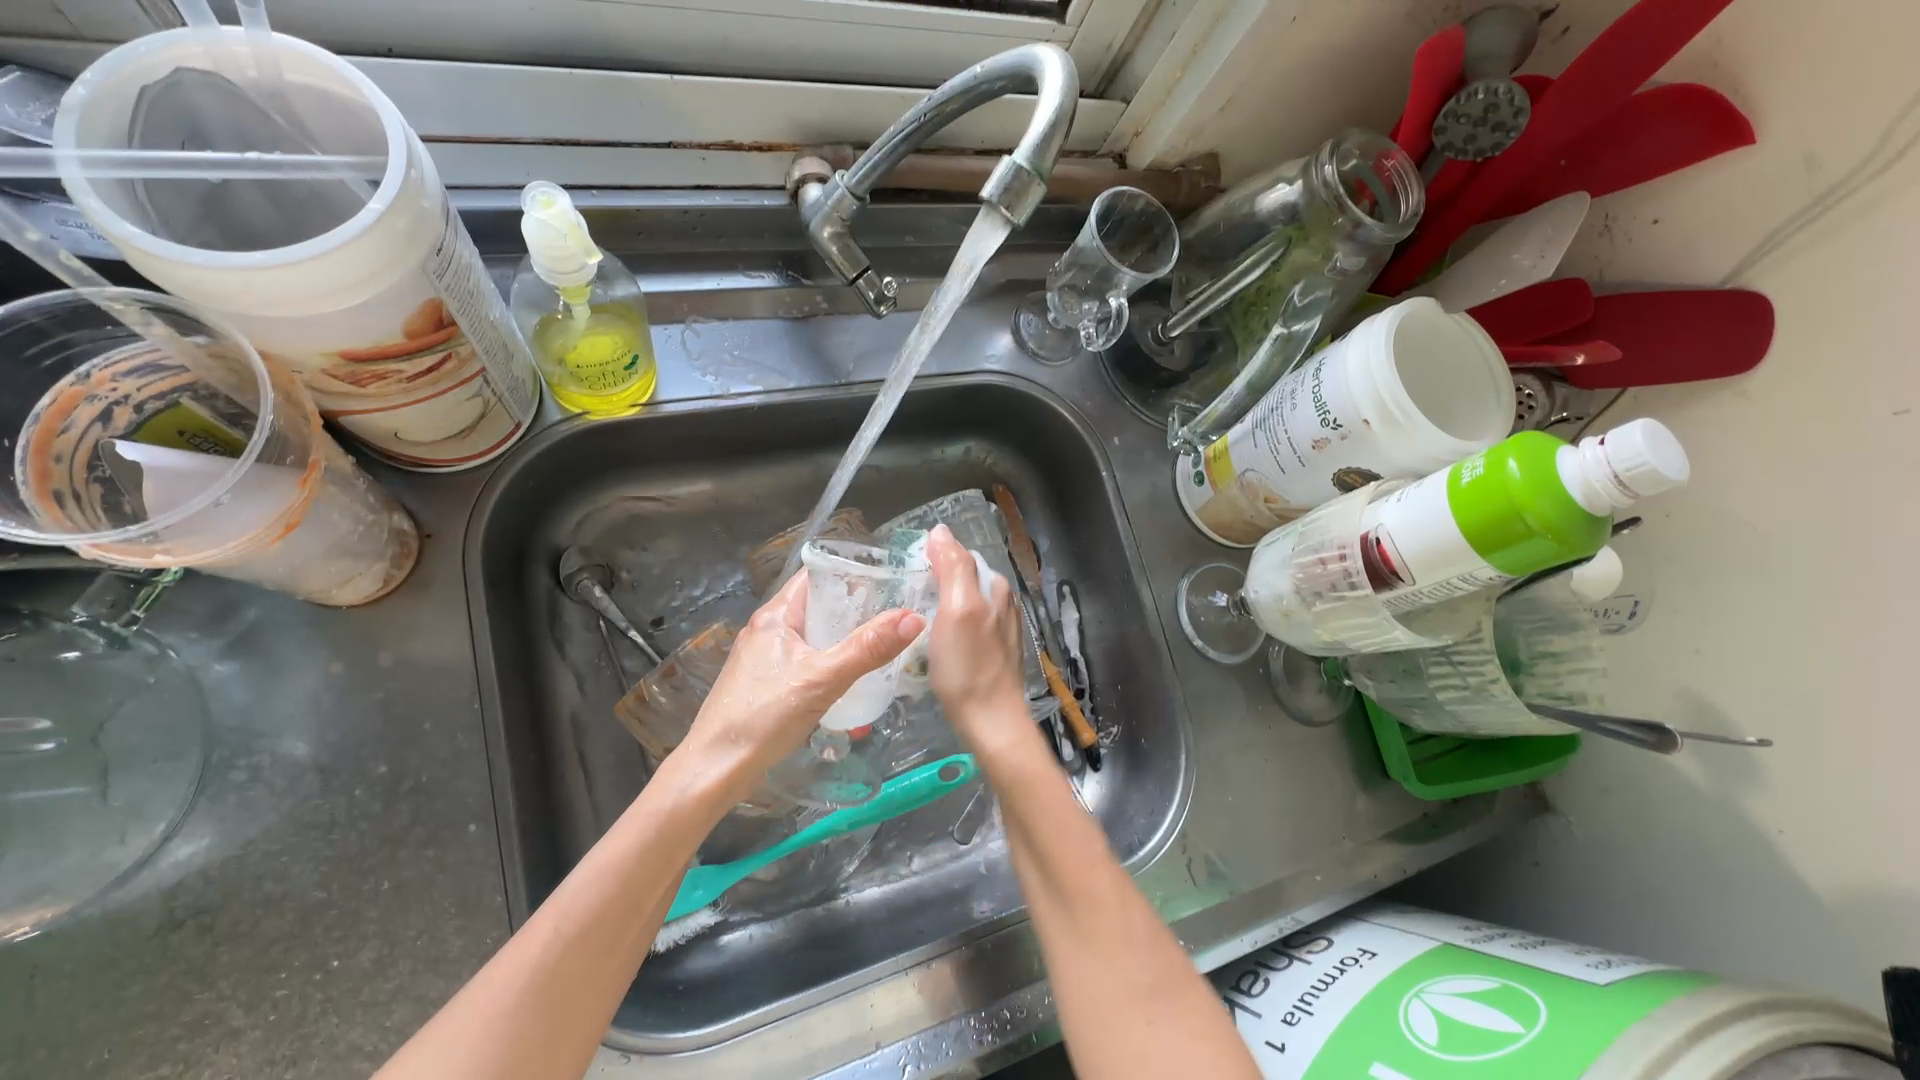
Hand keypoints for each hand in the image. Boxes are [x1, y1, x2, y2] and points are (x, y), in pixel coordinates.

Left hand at [676, 569, 923, 799]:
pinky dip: (829, 664)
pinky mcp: (764, 684)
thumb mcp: (824, 679)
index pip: (816, 576)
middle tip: (896, 616)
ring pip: (812, 637)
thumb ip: (868, 648)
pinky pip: (804, 662)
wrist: (717, 767)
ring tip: (882, 647)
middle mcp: (767, 629)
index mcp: (776, 615)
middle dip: (855, 610)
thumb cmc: (765, 716)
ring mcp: (762, 658)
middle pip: (817, 606)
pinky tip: (849, 681)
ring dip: (843, 640)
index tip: (889, 580)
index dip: (851, 572)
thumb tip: (913, 618)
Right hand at [925, 525, 1031, 758]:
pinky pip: (969, 628)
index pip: (961, 556)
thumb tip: (940, 530)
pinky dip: (951, 627)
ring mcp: (1002, 630)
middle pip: (964, 579)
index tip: (905, 572)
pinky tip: (937, 641)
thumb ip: (953, 567)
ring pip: (967, 604)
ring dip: (943, 604)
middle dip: (938, 580)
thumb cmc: (967, 666)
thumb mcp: (957, 609)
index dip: (933, 558)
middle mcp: (1003, 603)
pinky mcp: (996, 654)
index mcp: (995, 587)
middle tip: (904, 595)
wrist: (991, 721)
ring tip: (915, 617)